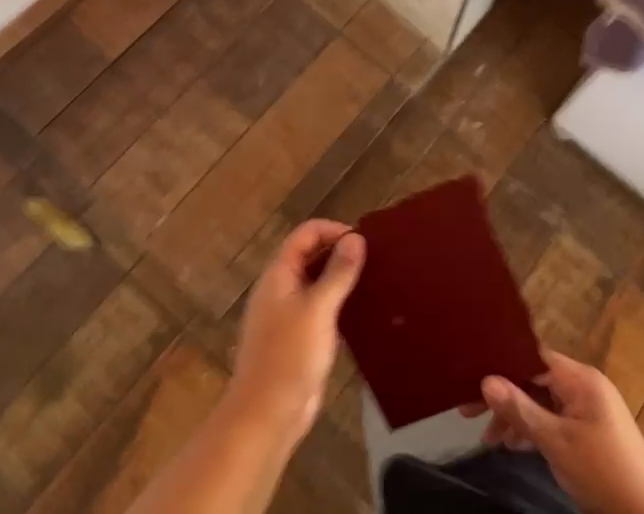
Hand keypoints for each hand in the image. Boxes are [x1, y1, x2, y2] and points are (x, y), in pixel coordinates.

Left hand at [224, 219, 364, 445]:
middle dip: (339, 252)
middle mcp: (281, 290)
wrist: (267, 413)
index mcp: (278, 276)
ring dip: (341, 278)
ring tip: (375, 279)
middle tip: (376, 258)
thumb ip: (337, 273)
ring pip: (317, 283)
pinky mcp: (300, 339)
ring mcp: (289, 316)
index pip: (305, 234)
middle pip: (310, 256)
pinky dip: (339, 303)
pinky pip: (321, 309)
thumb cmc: (289, 356)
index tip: (364, 240)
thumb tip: (356, 238)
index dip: (333, 230)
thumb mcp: (318, 309)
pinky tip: (363, 310)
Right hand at [475, 351, 643, 513]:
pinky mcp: (589, 430)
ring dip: (516, 417)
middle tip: (469, 413)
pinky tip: (513, 445)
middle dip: (505, 396)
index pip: (534, 357)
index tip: (471, 379)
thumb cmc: (601, 470)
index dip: (503, 365)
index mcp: (581, 379)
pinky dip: (534, 429)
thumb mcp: (555, 441)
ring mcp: (588, 408)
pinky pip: (554, 419)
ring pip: (543, 402)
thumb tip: (486, 380)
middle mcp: (584, 386)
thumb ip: (520, 409)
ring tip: (490, 440)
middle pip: (536, 380)